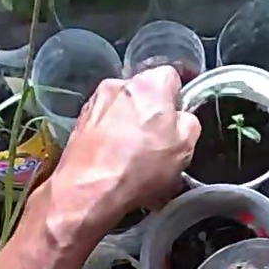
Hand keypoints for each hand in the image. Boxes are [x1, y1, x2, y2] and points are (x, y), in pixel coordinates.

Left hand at [42, 65, 199, 228]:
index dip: (179, 100)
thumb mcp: (185, 148)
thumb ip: (189, 124)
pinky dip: (112, 142)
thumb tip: (183, 120)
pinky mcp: (79, 124)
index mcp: (150, 84)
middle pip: (144, 96)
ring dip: (131, 130)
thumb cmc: (137, 168)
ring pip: (122, 112)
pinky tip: (117, 167)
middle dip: (153, 117)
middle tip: (160, 147)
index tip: (180, 119)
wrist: (88, 191)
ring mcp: (95, 104)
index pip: (172, 77)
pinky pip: (104, 128)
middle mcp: (118, 85)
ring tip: (137, 163)